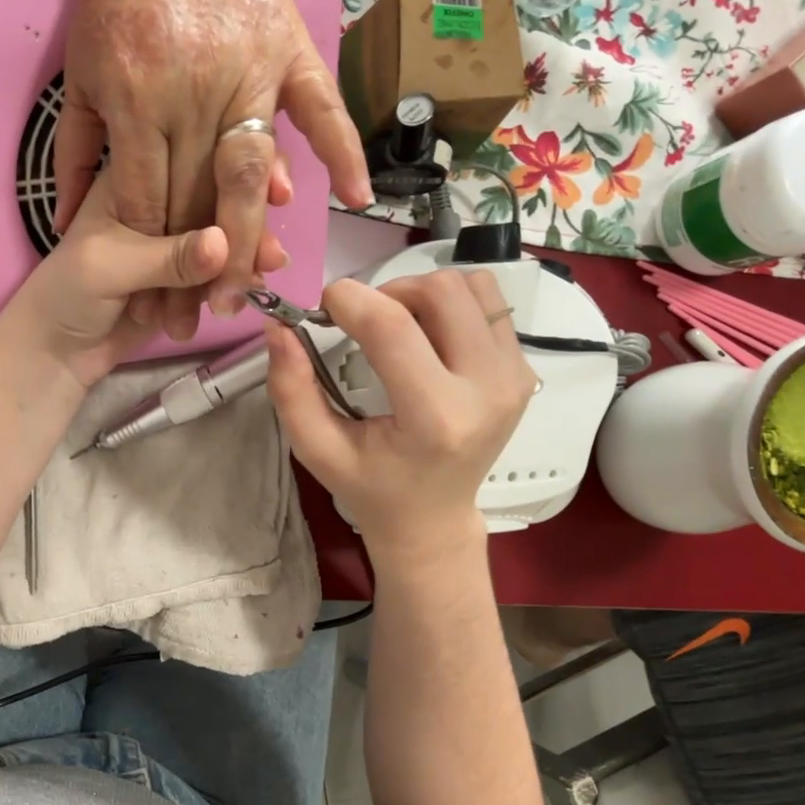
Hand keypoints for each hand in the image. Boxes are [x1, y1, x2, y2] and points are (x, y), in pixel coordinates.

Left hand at [2, 172, 284, 387]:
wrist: (58, 349)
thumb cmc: (66, 294)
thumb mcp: (108, 269)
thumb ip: (164, 257)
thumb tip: (220, 245)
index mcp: (133, 174)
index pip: (192, 161)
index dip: (233, 173)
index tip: (270, 191)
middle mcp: (161, 195)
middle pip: (219, 191)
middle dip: (250, 215)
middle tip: (270, 244)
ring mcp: (178, 236)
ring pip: (227, 229)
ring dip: (250, 248)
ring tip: (268, 268)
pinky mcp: (189, 273)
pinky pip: (224, 267)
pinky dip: (241, 275)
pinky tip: (258, 283)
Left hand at [54, 0, 371, 335]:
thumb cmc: (117, 6)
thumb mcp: (80, 81)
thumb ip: (75, 154)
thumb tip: (67, 220)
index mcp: (136, 104)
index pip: (146, 201)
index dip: (150, 257)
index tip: (157, 299)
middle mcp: (192, 96)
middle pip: (195, 201)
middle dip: (196, 268)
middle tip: (200, 319)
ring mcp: (246, 74)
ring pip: (251, 172)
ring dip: (254, 236)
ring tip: (255, 287)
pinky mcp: (287, 51)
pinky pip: (320, 107)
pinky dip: (341, 151)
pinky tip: (356, 199)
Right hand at [267, 271, 536, 562]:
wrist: (431, 517)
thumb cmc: (368, 486)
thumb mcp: (315, 448)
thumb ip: (291, 388)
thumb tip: (279, 327)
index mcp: (434, 418)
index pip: (393, 328)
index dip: (350, 300)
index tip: (324, 306)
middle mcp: (487, 390)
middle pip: (442, 292)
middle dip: (388, 292)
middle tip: (361, 321)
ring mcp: (513, 377)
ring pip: (473, 287)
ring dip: (423, 294)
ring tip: (396, 325)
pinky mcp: (525, 370)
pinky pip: (490, 306)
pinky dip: (450, 308)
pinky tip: (426, 338)